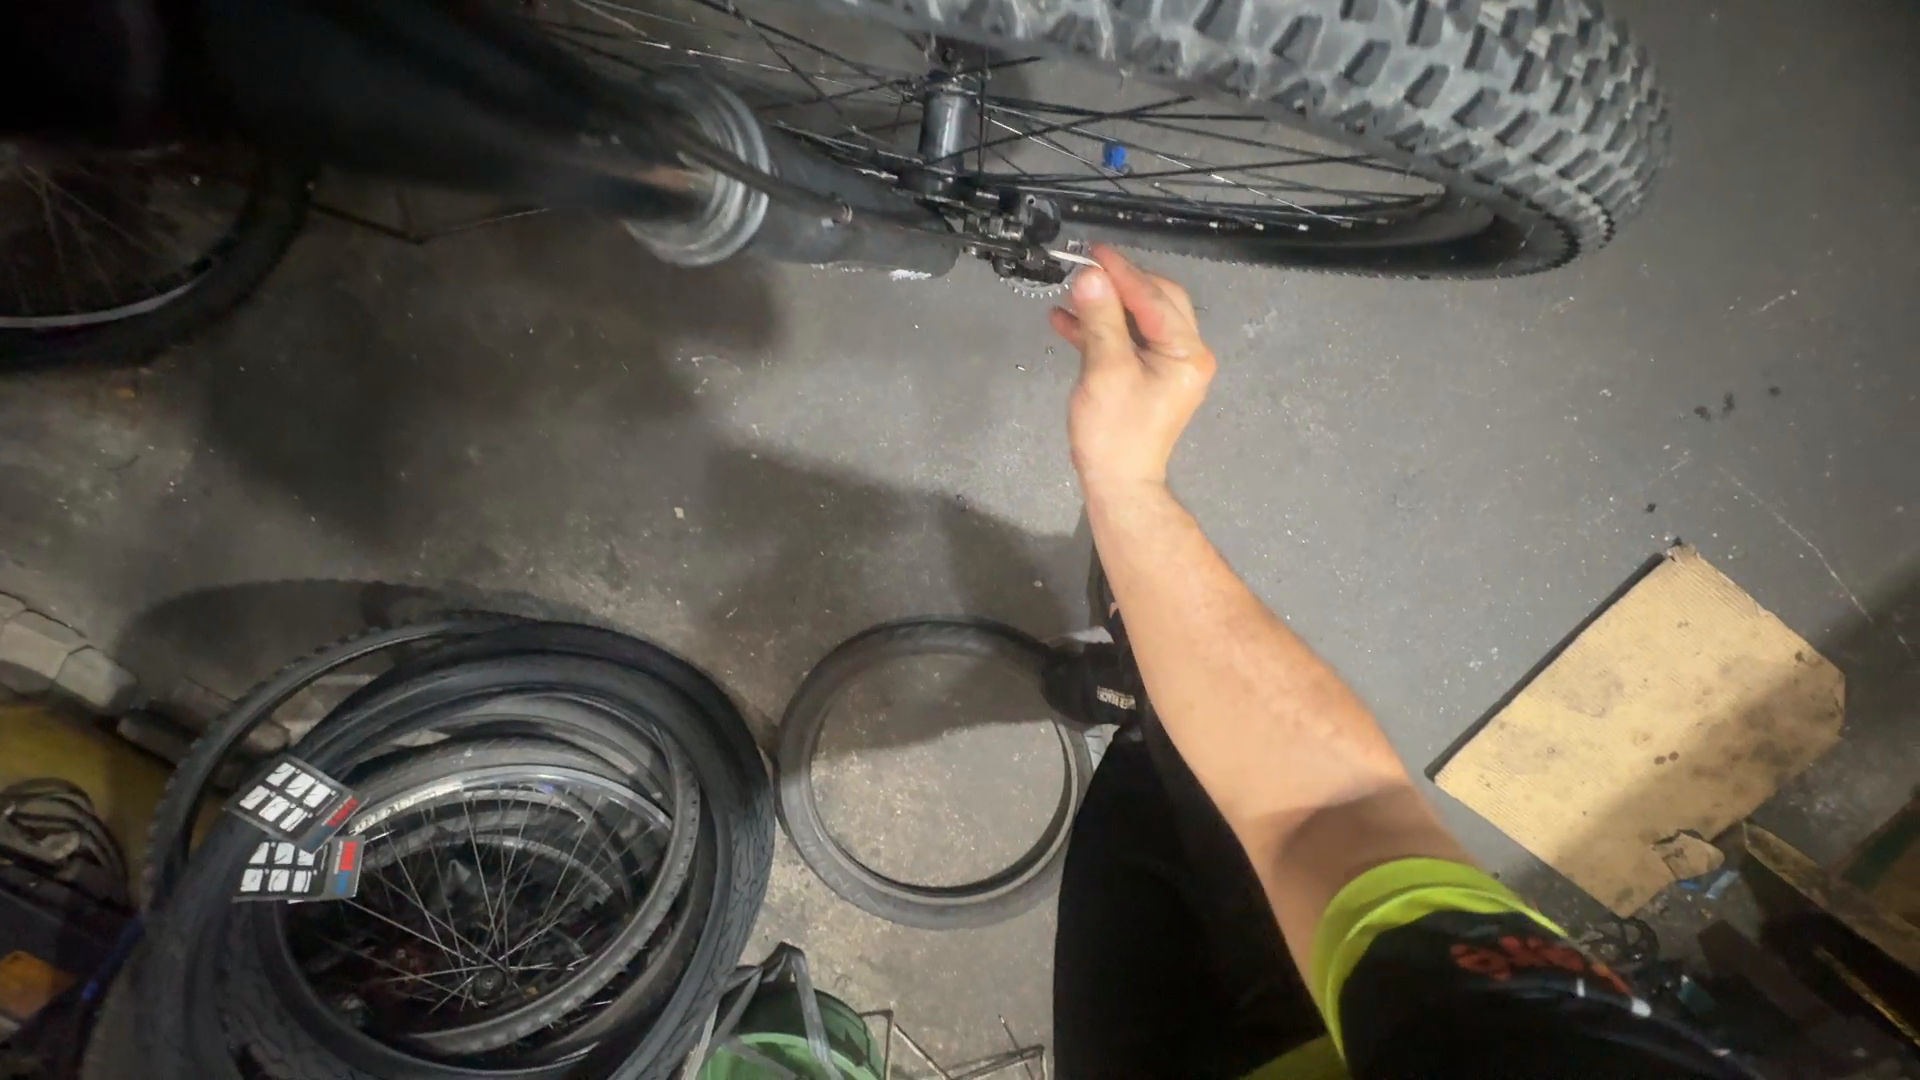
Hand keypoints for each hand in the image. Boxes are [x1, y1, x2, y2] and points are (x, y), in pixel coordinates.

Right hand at [1050, 245, 1216, 491]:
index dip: (1122, 273)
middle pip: (1154, 303)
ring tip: (1070, 296)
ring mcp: (1168, 368)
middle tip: (1085, 271)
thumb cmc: (1114, 432)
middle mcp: (1186, 355)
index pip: (1155, 298)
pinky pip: (1127, 344)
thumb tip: (1090, 276)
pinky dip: (1100, 332)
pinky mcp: (1148, 379)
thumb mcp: (1105, 371)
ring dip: (1104, 308)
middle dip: (1117, 287)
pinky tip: (1067, 322)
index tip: (1093, 253)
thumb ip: (1100, 320)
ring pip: (1138, 321)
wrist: (1117, 484)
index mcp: (1187, 353)